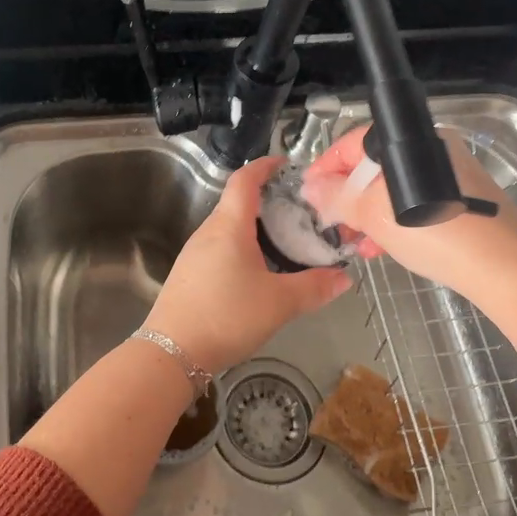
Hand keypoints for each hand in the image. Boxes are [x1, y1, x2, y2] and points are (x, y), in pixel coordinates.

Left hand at [142, 157, 351, 375]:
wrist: (172, 352)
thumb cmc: (227, 316)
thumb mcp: (279, 303)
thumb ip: (314, 287)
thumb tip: (344, 278)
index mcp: (229, 226)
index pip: (244, 180)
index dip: (264, 166)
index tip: (286, 164)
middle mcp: (208, 232)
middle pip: (239, 204)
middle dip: (269, 202)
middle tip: (301, 213)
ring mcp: (195, 253)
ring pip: (230, 229)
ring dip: (256, 229)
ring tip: (287, 243)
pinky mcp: (190, 274)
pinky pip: (221, 249)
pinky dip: (243, 248)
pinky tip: (260, 272)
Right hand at [300, 125, 516, 290]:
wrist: (505, 268)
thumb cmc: (433, 232)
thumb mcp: (372, 214)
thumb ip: (336, 197)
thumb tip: (310, 188)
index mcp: (411, 138)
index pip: (351, 144)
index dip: (324, 170)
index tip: (308, 197)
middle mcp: (435, 148)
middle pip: (374, 168)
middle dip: (347, 199)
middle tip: (331, 226)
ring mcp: (454, 174)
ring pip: (396, 189)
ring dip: (369, 215)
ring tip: (356, 245)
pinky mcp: (466, 200)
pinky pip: (419, 204)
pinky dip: (397, 221)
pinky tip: (385, 248)